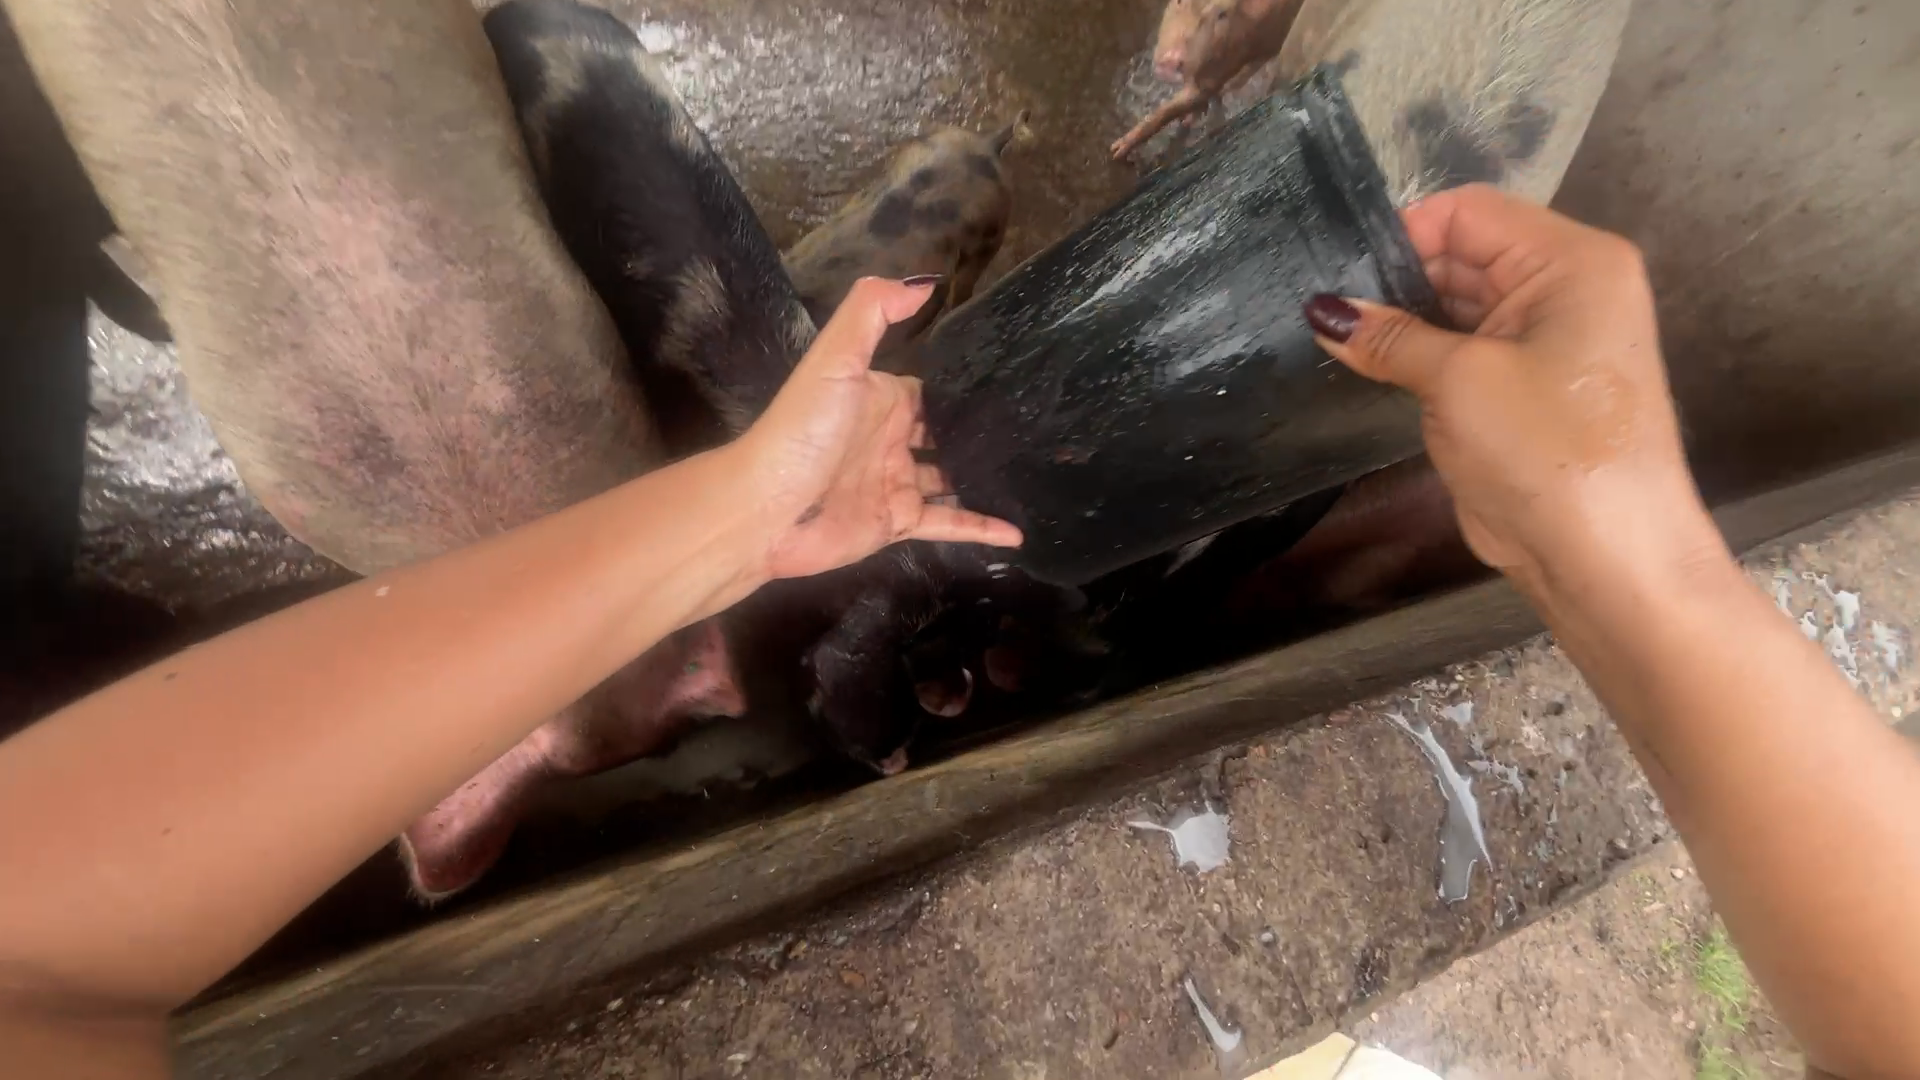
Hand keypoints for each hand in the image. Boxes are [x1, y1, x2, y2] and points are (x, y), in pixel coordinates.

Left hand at [734, 277, 1021, 581]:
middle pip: (946, 435)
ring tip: (1030, 474)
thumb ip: (873, 313)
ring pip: (951, 479)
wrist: (768, 508)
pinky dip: (981, 528)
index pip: (930, 392)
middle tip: (1031, 432)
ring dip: (984, 478)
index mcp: (881, 400)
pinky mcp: (898, 523)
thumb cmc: (805, 430)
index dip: (964, 389)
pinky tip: (1016, 532)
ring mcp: (896, 483)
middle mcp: (891, 440)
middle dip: (979, 434)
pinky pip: (948, 524)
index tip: (1010, 385)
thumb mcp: (836, 357)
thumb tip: (925, 283)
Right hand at [1304, 184, 1726, 597]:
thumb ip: (1388, 338)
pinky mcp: (1506, 384)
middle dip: (1391, 276)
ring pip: (1448, 304)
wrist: (1594, 548)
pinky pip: (1449, 347)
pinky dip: (1407, 350)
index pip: (1470, 213)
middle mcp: (1556, 290)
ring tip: (1327, 330)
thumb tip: (1320, 311)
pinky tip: (1359, 359)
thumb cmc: (1541, 446)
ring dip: (1394, 317)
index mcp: (1569, 263)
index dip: (1402, 232)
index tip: (1335, 270)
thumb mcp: (1459, 379)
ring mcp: (1532, 340)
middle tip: (1316, 303)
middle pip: (1459, 255)